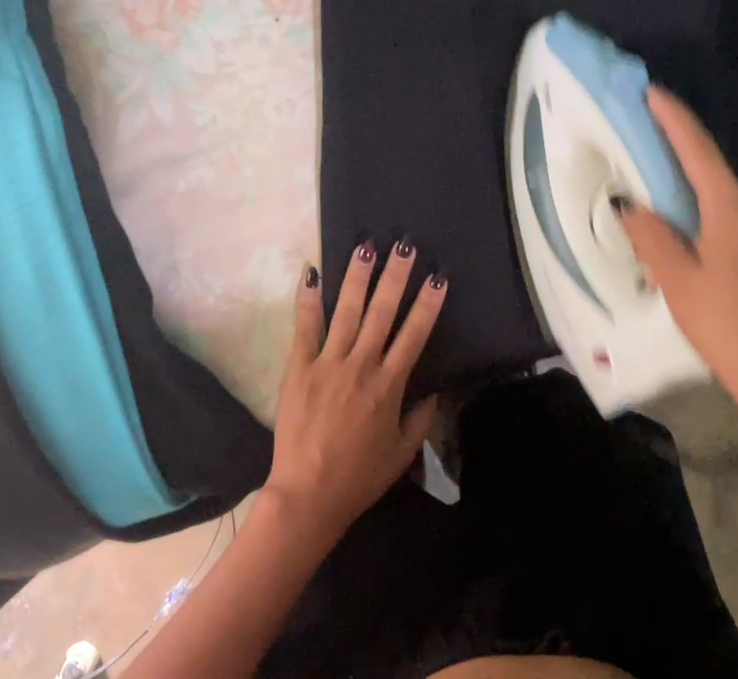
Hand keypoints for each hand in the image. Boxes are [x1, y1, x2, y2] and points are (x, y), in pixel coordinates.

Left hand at [265, 241, 444, 538]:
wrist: (309, 494)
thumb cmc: (359, 476)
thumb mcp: (401, 453)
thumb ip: (420, 420)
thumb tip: (435, 392)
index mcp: (390, 385)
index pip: (415, 335)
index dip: (428, 304)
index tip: (438, 276)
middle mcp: (362, 365)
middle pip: (383, 312)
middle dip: (395, 276)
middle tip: (403, 245)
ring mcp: (328, 363)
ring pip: (347, 311)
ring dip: (357, 277)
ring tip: (365, 247)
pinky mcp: (299, 368)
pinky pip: (305, 328)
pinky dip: (309, 300)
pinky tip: (311, 273)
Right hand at [617, 87, 737, 436]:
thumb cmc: (727, 325)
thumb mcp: (678, 280)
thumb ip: (652, 236)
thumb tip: (630, 204)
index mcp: (732, 210)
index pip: (698, 151)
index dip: (674, 120)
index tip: (654, 93)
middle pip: (710, 176)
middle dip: (675, 162)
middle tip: (640, 154)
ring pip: (720, 205)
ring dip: (689, 199)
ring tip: (655, 206)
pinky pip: (731, 227)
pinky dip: (704, 223)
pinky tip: (688, 245)